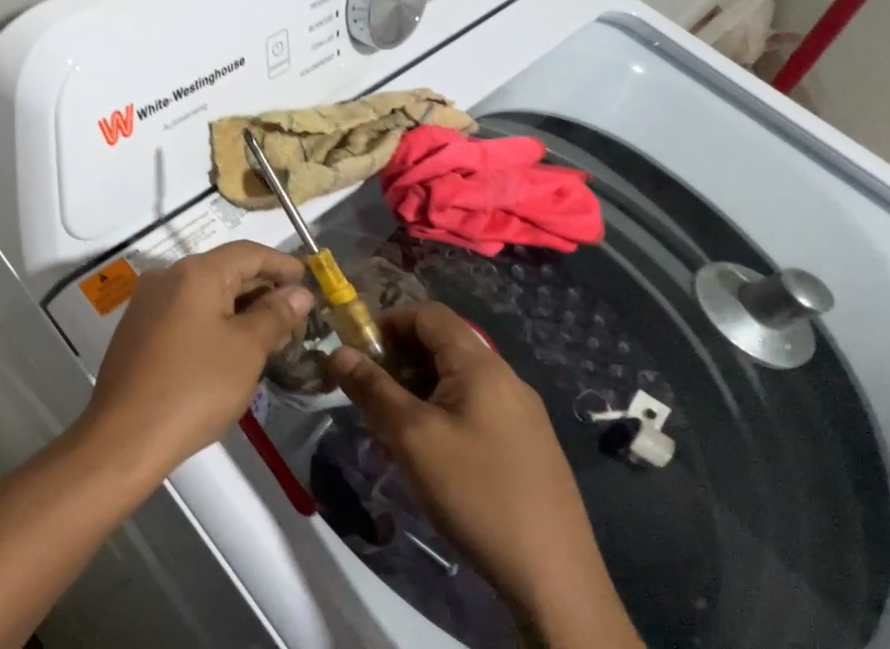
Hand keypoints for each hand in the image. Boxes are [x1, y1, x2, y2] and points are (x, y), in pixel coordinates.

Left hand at [79, 242, 311, 478]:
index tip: (312, 282)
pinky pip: (187, 313)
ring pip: (205, 294)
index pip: (248, 252)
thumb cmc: (195, 386)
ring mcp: (148, 303)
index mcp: (194, 273)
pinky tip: (235, 348)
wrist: (127, 432)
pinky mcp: (140, 330)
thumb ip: (274, 315)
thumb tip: (298, 293)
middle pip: (225, 270)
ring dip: (241, 309)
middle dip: (264, 290)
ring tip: (274, 337)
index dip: (283, 264)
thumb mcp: (246, 350)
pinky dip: (215, 322)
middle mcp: (166, 277)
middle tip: (299, 320)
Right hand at [328, 303, 640, 646]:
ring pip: (455, 380)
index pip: (430, 314)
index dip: (387, 321)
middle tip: (365, 392)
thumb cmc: (476, 491)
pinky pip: (472, 408)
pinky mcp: (524, 445)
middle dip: (396, 358)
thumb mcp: (411, 436)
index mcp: (482, 366)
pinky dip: (438, 412)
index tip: (355, 352)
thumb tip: (337, 352)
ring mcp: (520, 414)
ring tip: (388, 425)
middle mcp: (506, 380)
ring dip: (414, 388)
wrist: (552, 573)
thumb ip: (371, 388)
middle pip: (442, 345)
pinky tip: (425, 451)